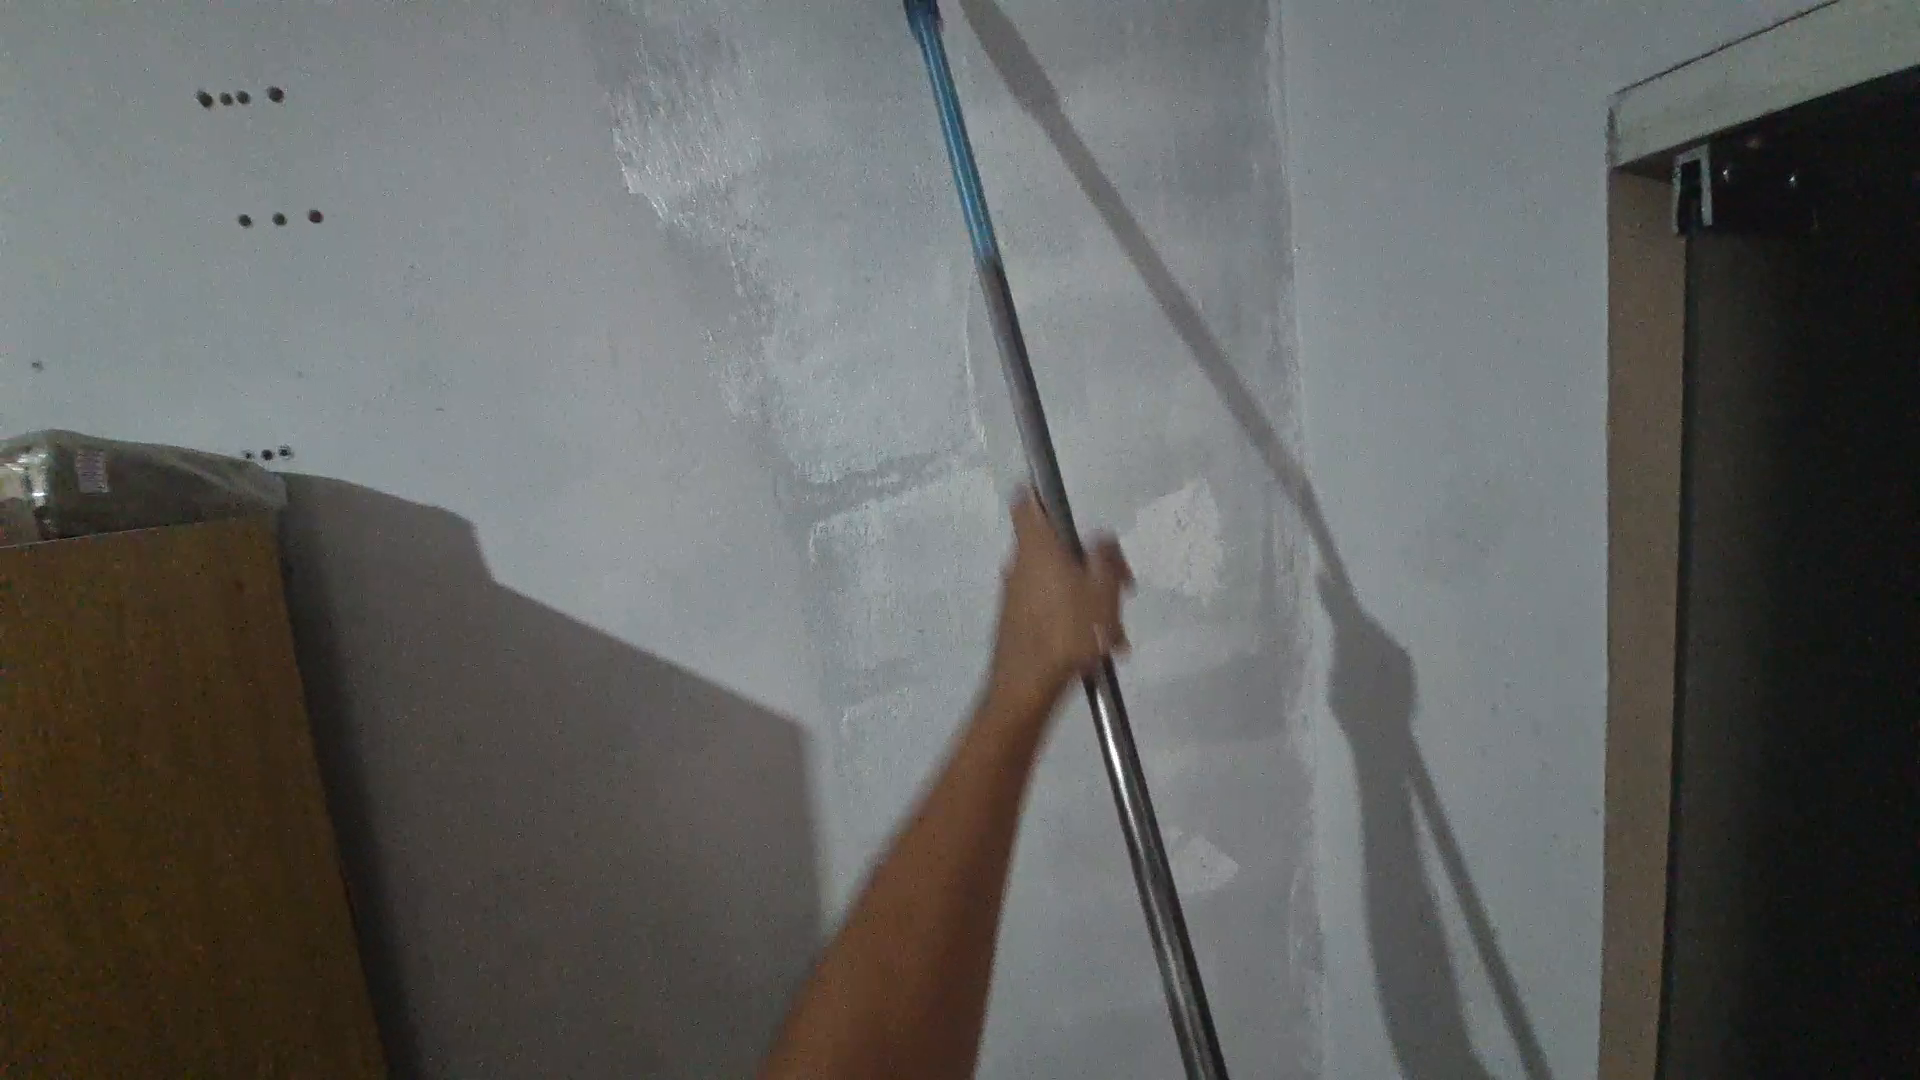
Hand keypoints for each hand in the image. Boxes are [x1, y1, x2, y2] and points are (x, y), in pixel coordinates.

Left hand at [987, 488, 1132, 712]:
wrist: (1028, 684)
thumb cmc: (1069, 629)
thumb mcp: (1104, 589)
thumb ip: (1107, 556)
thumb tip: (1102, 539)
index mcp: (1037, 547)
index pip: (1027, 503)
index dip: (1038, 492)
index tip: (1053, 495)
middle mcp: (1018, 565)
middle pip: (1055, 549)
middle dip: (1089, 566)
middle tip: (1119, 589)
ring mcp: (1013, 595)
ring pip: (1058, 585)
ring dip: (1087, 602)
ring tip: (1114, 634)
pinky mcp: (1014, 622)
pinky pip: (1050, 610)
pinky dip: (1073, 622)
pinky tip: (1096, 650)